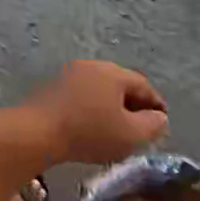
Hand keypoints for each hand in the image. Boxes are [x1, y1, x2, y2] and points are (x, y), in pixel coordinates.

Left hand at [24, 59, 167, 162]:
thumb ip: (151, 126)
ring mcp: (71, 72)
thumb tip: (160, 117)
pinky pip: (83, 93)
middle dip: (134, 103)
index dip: (156, 104)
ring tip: (117, 127)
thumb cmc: (89, 132)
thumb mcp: (129, 135)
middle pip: (121, 83)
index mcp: (114, 72)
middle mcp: (93, 65)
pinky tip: (92, 124)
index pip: (143, 85)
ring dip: (112, 104)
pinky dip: (93, 106)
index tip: (162, 122)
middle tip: (141, 125)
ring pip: (101, 87)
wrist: (38, 130)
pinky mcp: (54, 85)